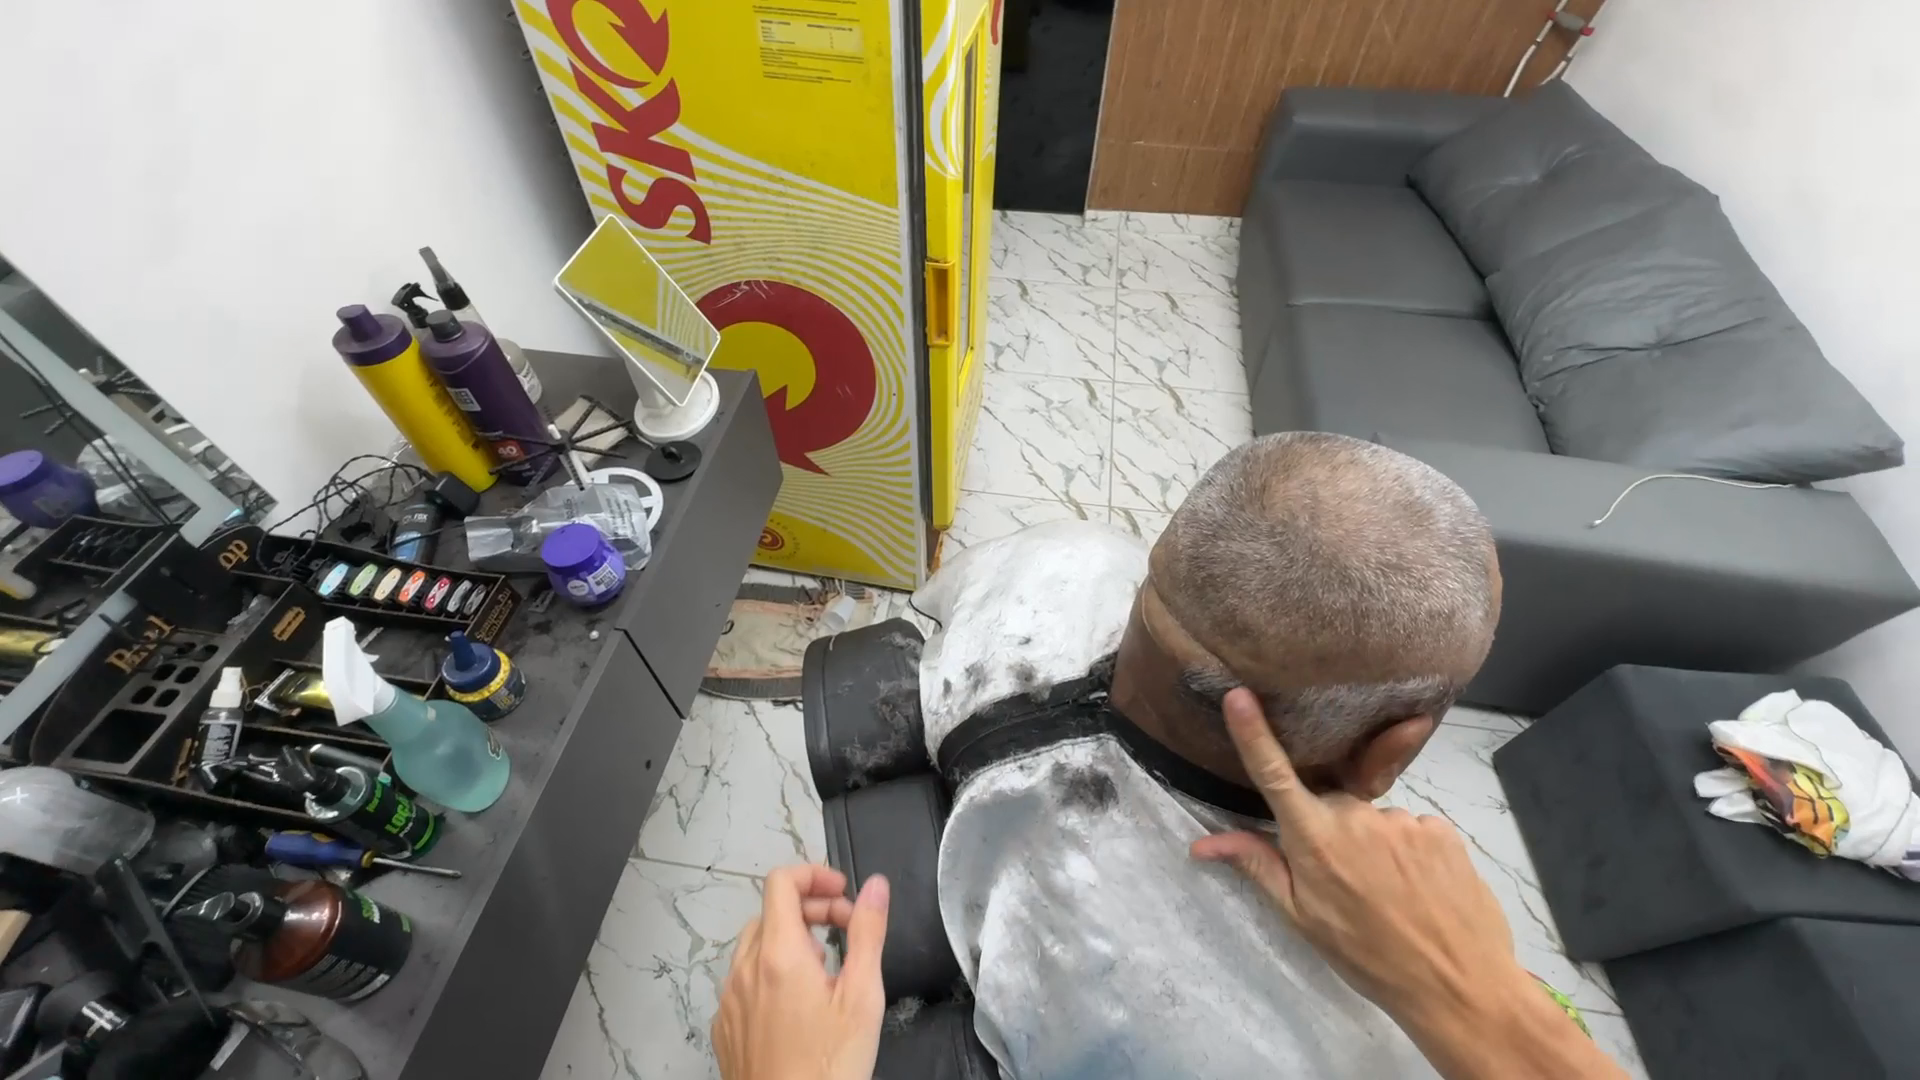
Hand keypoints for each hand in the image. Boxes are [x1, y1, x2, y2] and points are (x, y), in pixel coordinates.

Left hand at [713, 865, 890, 1079]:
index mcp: (778, 953)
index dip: (814, 875)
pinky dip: (771, 971)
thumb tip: (875, 884)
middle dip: (811, 908)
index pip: (781, 881)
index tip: (844, 894)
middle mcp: (744, 970)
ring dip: (790, 938)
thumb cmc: (831, 1064)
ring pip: (755, 945)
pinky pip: (744, 980)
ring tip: (826, 965)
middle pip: (771, 911)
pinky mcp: (724, 1030)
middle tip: (847, 929)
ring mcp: (729, 1002)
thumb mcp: (863, 996)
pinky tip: (797, 1003)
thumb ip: (868, 931)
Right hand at [1189, 690, 1519, 1020]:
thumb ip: (1256, 866)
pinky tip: (1420, 886)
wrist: (1462, 990)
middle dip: (1329, 830)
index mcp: (1314, 838)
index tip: (1237, 693)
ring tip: (1390, 891)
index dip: (1252, 732)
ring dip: (1372, 843)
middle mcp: (1355, 816)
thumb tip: (1200, 843)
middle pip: (1328, 803)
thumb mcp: (1301, 918)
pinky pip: (1410, 828)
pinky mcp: (1441, 829)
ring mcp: (1401, 819)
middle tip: (1346, 881)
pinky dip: (1408, 850)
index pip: (1273, 775)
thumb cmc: (1368, 957)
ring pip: (1371, 817)